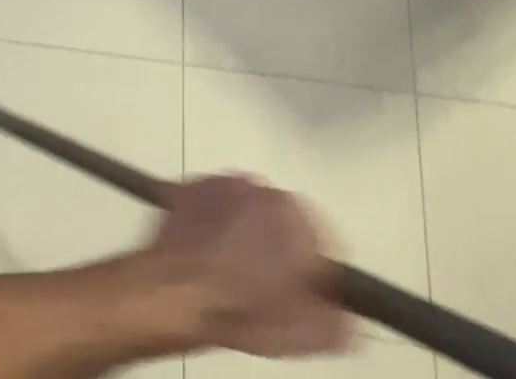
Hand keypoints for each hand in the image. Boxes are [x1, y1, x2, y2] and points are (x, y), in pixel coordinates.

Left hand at [145, 175, 349, 357]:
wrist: (174, 292)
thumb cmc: (244, 311)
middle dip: (278, 245)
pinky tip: (206, 248)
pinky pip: (208, 203)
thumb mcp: (311, 332)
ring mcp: (218, 183)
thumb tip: (341, 313)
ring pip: (244, 209)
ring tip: (232, 266)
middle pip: (281, 221)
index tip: (302, 289)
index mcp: (299, 216)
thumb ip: (339, 319)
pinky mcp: (184, 186)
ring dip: (243, 229)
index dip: (313, 271)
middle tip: (265, 279)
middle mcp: (260, 189)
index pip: (322, 242)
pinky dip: (211, 220)